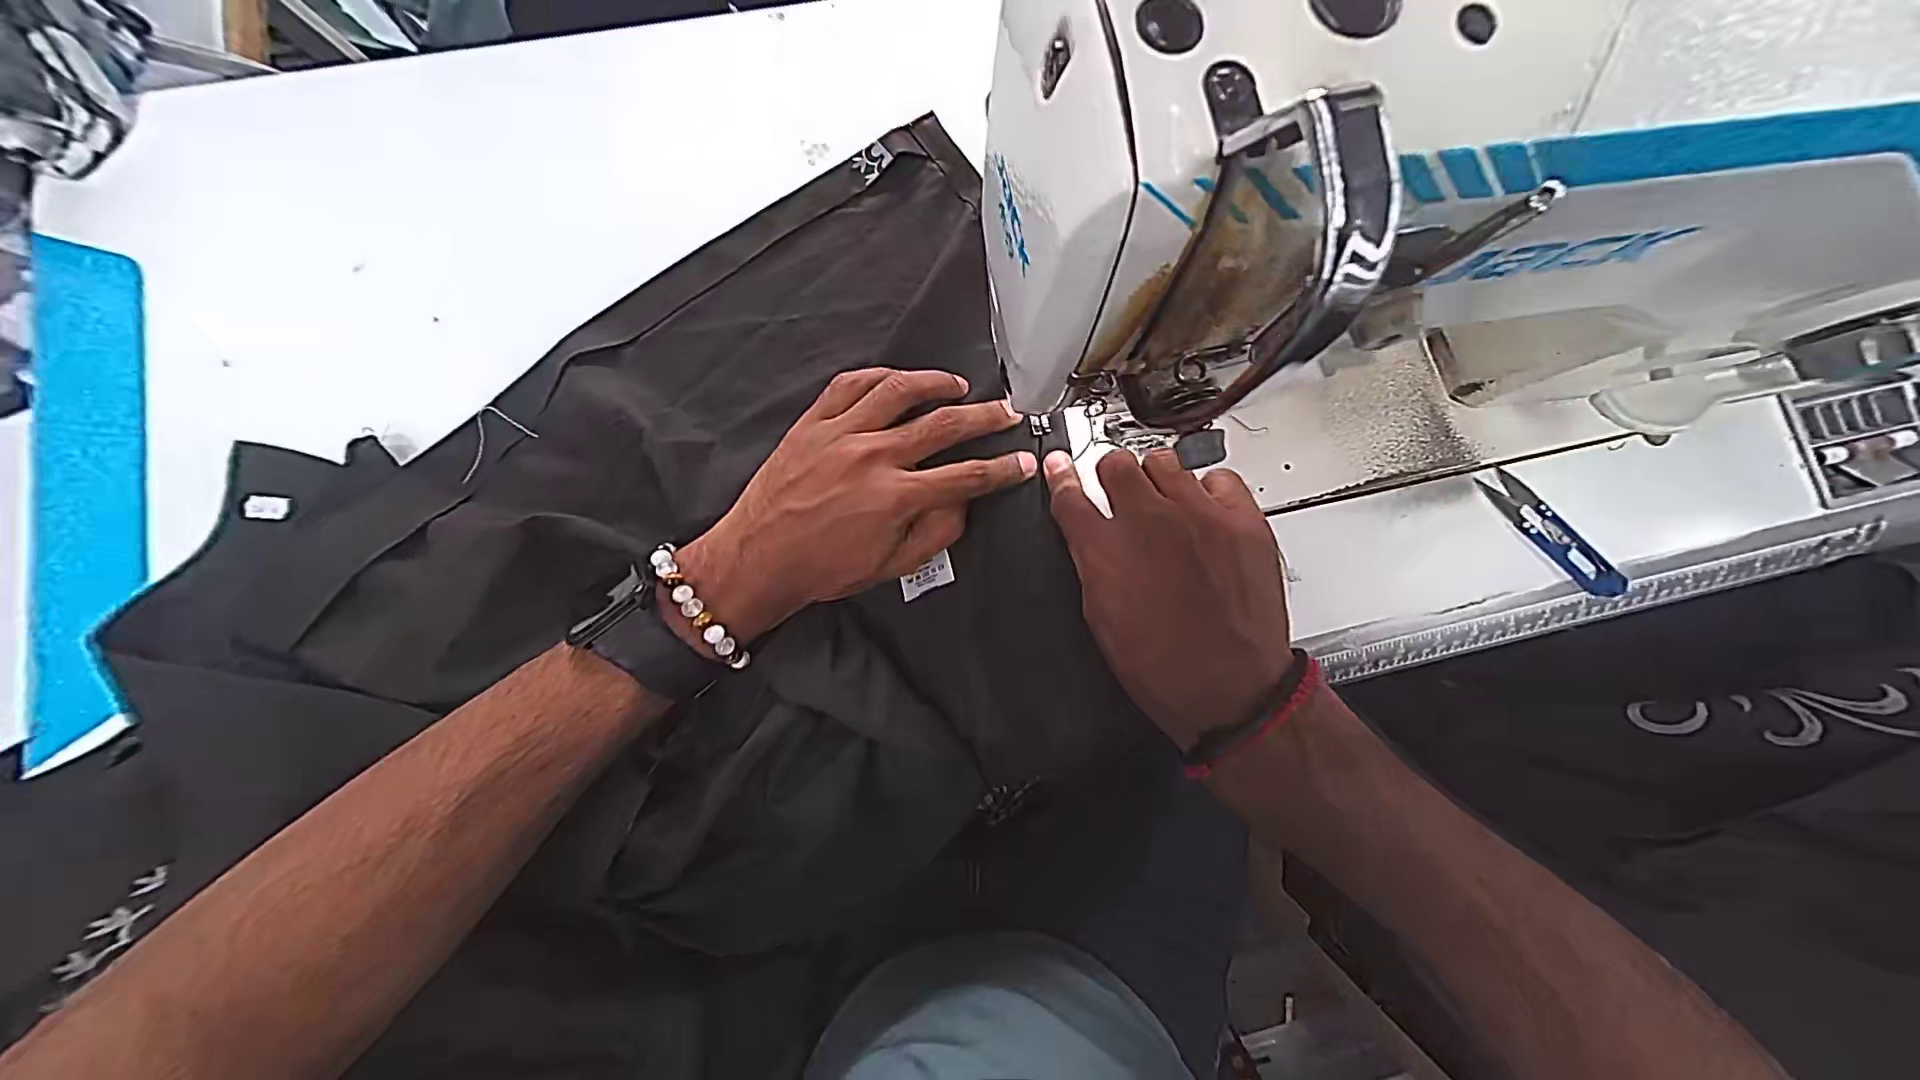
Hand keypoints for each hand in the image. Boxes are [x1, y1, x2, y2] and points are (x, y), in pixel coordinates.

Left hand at [673, 368, 1034, 641]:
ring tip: (959, 385)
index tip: (1019, 463)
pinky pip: (850, 385)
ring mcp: (841, 435)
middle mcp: (872, 458)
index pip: (967, 475)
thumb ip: (935, 533)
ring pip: (900, 391)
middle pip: (946, 424)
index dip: (1003, 469)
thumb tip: (961, 506)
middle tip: (1005, 413)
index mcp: (895, 497)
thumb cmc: (818, 567)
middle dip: (986, 417)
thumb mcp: (889, 566)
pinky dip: (880, 375)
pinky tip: (896, 378)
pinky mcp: (813, 425)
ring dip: (937, 383)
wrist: (759, 559)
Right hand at [1044, 447, 1291, 749]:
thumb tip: (1085, 535)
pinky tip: (1204, 513)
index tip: (1061, 467)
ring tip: (1165, 506)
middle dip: (1110, 475)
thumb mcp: (1101, 618)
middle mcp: (1149, 524)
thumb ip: (1090, 562)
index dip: (1061, 476)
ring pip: (1163, 461)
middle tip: (1119, 492)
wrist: (1231, 690)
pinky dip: (1207, 491)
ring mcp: (1198, 517)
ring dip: (1156, 480)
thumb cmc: (1164, 667)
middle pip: (1116, 463)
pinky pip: (1218, 478)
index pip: (1069, 492)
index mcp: (1104, 551)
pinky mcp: (1243, 521)